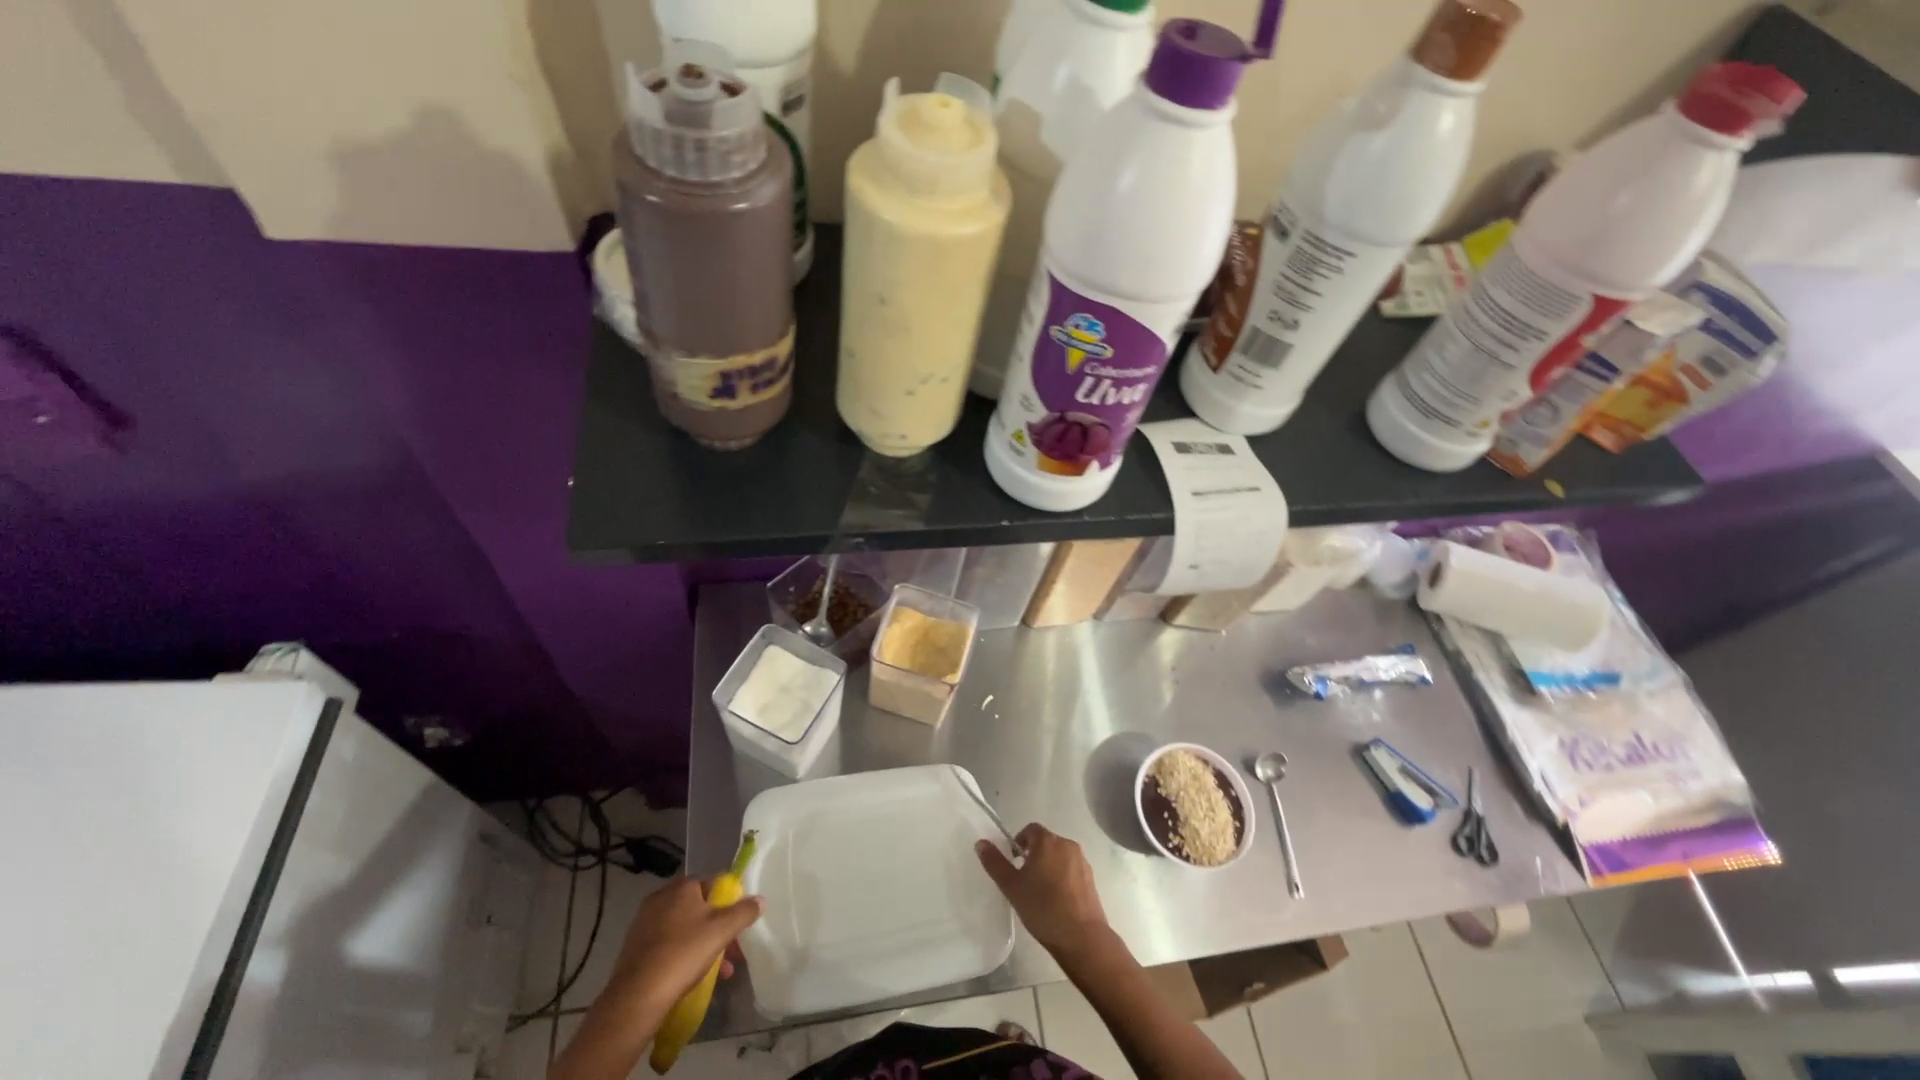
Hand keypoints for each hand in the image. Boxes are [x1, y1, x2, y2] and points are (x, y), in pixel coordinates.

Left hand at [607, 877, 762, 1015]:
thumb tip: (760, 899)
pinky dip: (684, 954)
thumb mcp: (722, 930)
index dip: (731, 901)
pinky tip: (695, 975)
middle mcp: (661, 898)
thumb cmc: (683, 953)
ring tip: (720, 970)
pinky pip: (669, 943)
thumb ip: (743, 912)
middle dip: (720, 928)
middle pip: (700, 908)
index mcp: (681, 888)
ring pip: (685, 928)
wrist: (638, 995)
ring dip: (705, 944)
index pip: (714, 883)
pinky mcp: (636, 946)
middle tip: (733, 951)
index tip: (740, 923)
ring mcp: (645, 922)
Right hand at [975, 824, 1108, 957]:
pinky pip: (1071, 869)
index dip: (1019, 842)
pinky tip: (1057, 900)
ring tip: (1040, 892)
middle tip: (1023, 880)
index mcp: (1048, 842)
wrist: (1081, 936)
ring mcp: (1082, 861)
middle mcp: (1067, 845)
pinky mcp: (1091, 878)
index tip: (1014, 863)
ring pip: (1059, 856)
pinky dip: (1062, 877)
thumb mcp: (1011, 886)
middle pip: (1046, 842)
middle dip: (1033, 855)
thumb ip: (995, 863)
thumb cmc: (1042, 908)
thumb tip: (981, 843)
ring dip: (1048, 866)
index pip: (1030, 829)